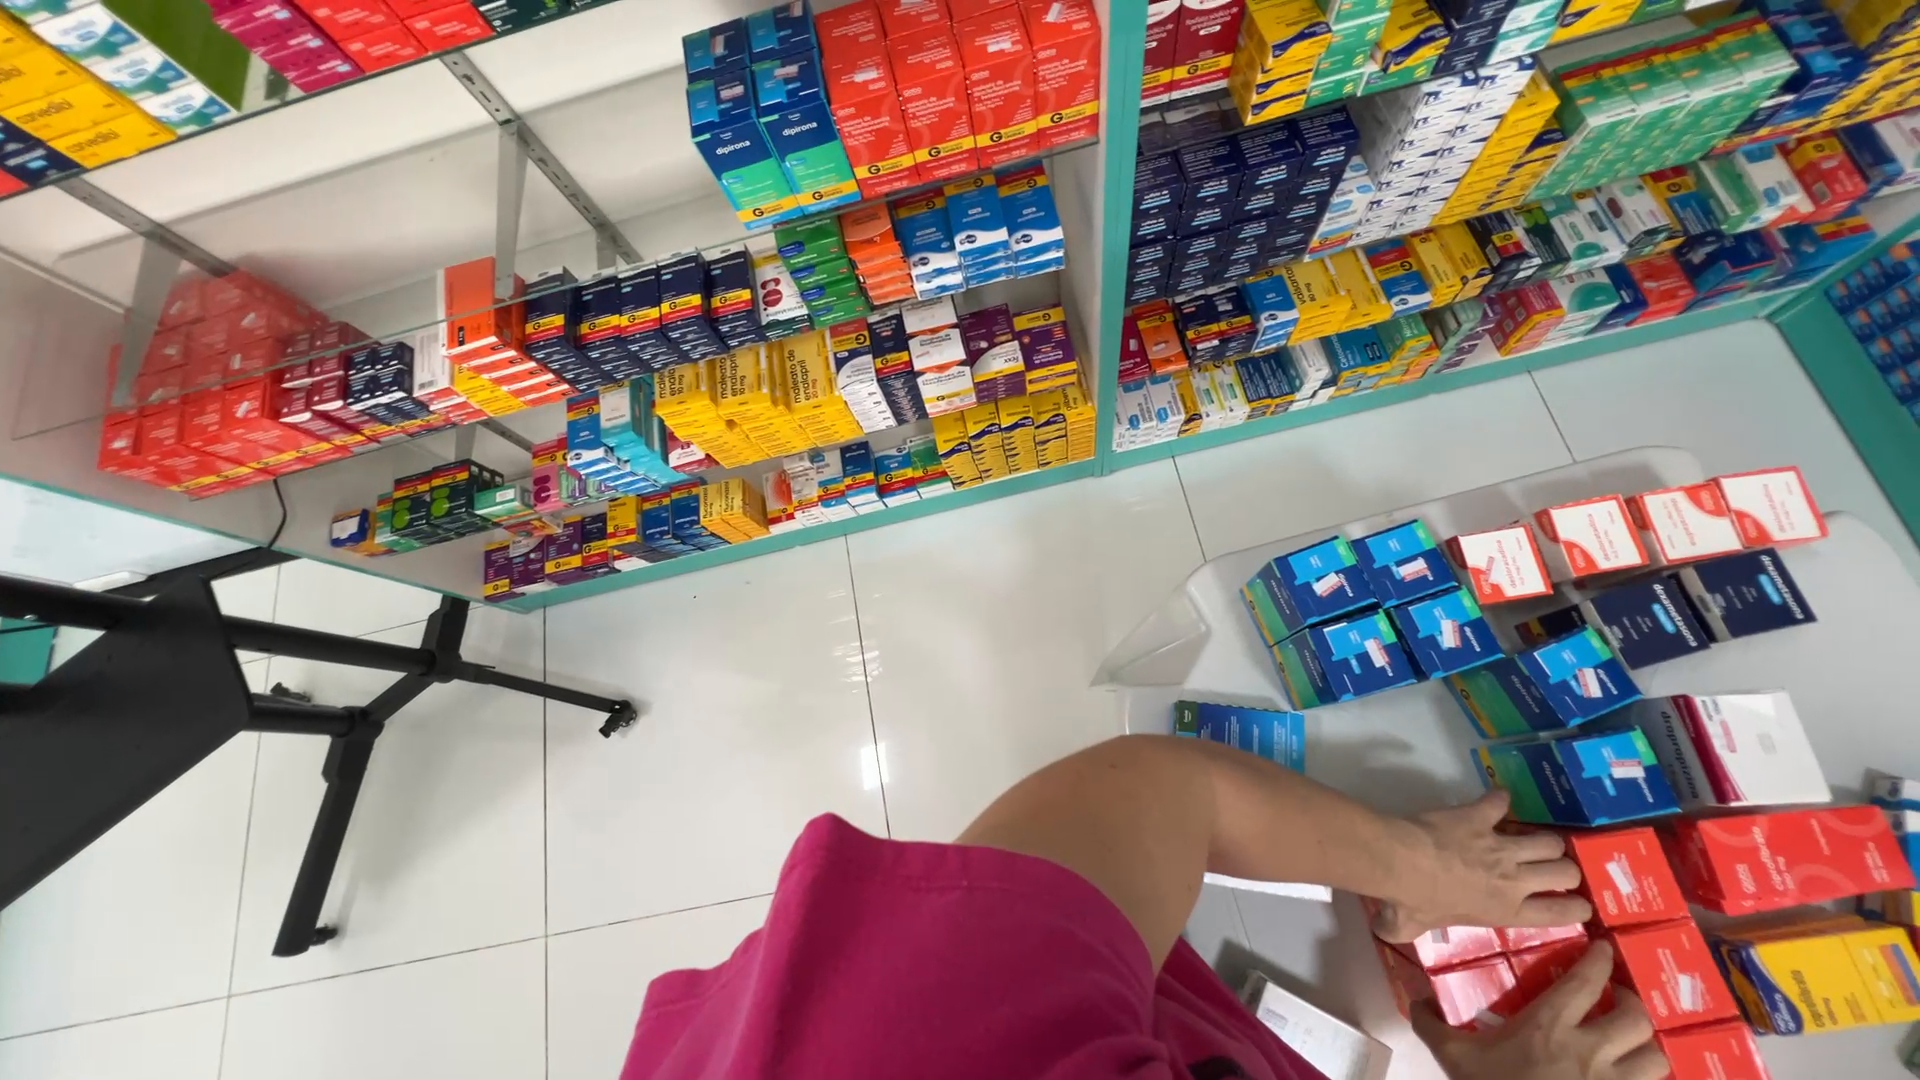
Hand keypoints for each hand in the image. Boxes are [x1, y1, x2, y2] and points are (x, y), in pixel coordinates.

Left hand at [1372, 790, 1591, 943]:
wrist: (1400, 861)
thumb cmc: (1410, 900)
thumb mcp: (1408, 926)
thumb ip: (1405, 931)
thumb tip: (1387, 932)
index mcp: (1506, 912)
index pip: (1563, 915)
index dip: (1577, 909)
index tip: (1579, 904)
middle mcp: (1513, 880)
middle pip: (1566, 873)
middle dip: (1566, 870)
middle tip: (1552, 867)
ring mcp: (1499, 846)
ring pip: (1548, 840)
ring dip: (1544, 839)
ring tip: (1535, 838)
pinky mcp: (1478, 817)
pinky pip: (1499, 803)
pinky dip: (1499, 799)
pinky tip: (1496, 799)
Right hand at [1412, 942, 1668, 1079]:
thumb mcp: (1451, 1055)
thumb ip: (1430, 1021)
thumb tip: (1415, 996)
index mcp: (1549, 1026)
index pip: (1586, 982)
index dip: (1600, 960)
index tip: (1603, 946)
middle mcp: (1591, 1051)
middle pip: (1635, 1019)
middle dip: (1633, 1003)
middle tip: (1618, 997)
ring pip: (1657, 1058)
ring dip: (1648, 1046)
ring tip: (1632, 1041)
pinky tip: (1634, 1078)